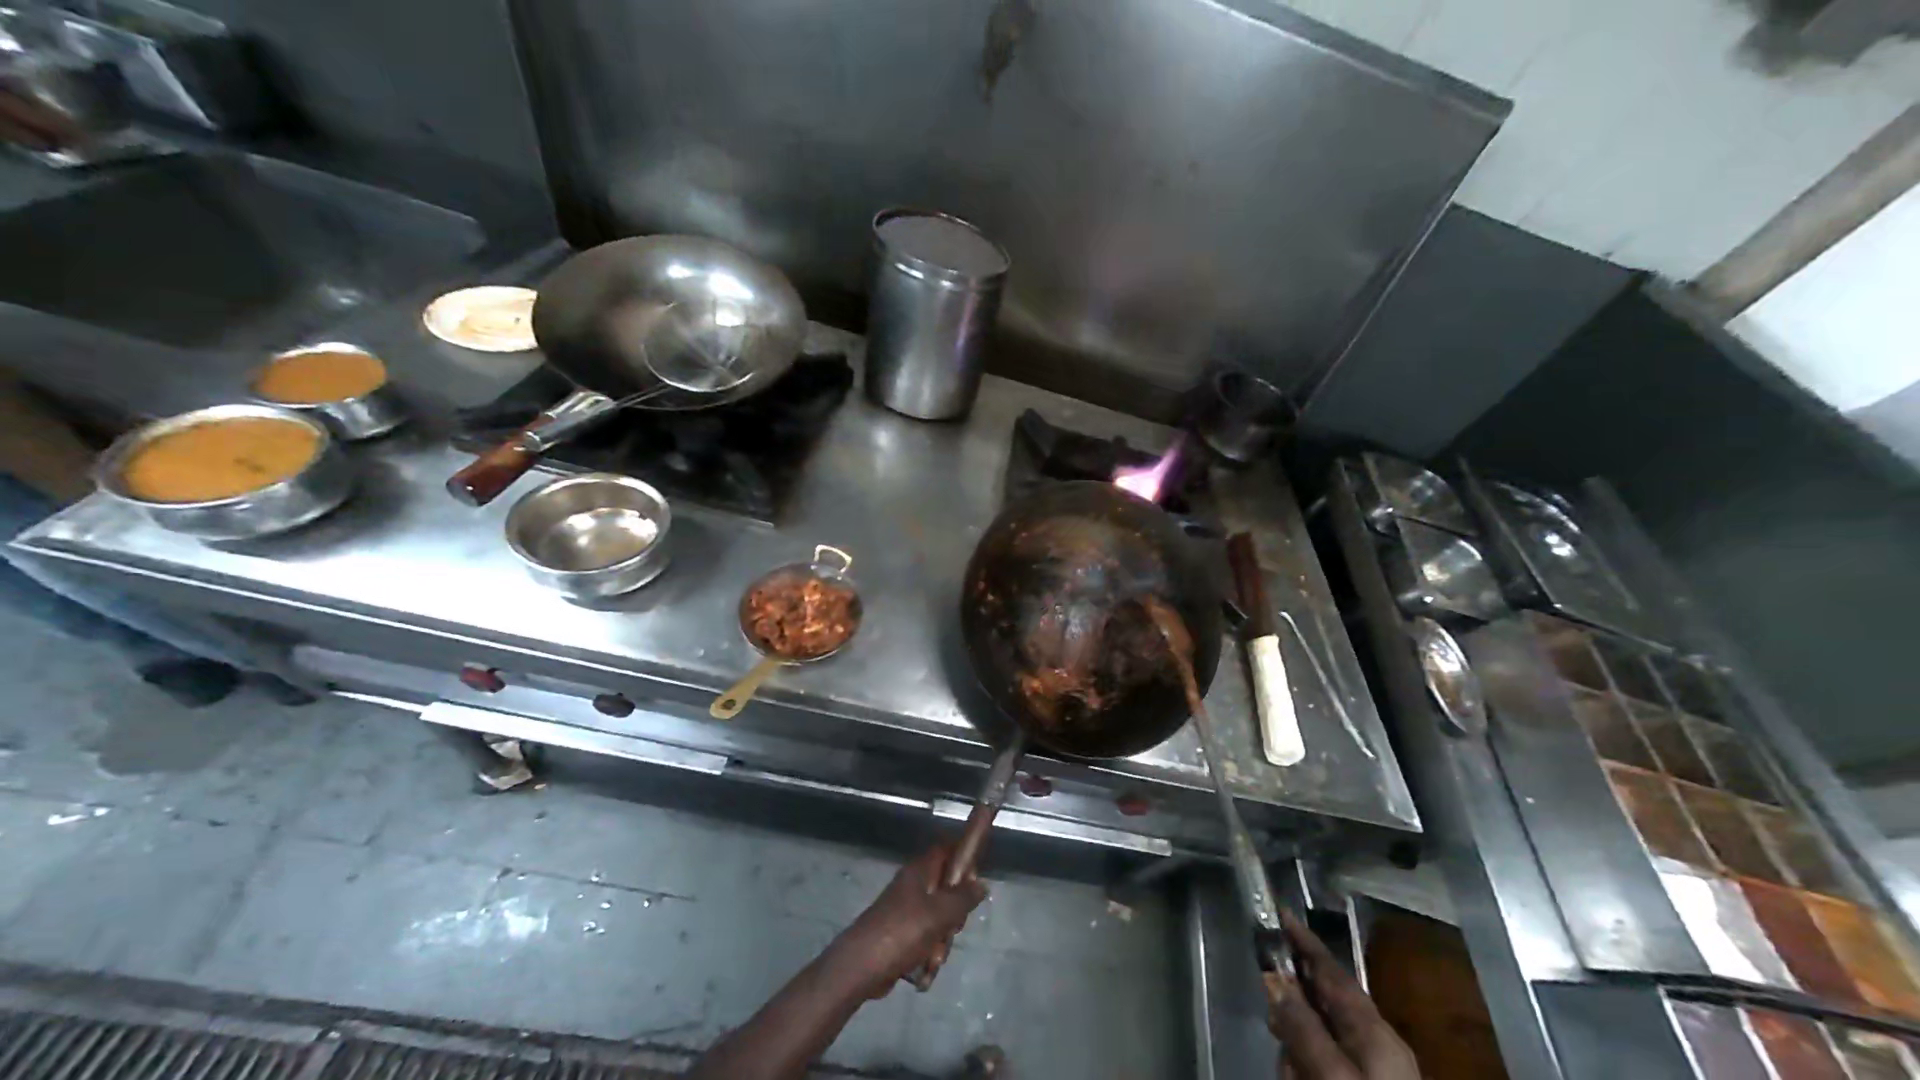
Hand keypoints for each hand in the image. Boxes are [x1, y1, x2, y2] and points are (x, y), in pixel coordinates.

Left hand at [832, 843, 986, 997]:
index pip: (946, 850)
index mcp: (920, 872)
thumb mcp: (939, 913)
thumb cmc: (902, 932)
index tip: (973, 882)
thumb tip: (981, 883)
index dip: (963, 860)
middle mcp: (913, 887)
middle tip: (953, 926)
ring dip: (942, 940)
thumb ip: (963, 898)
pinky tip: (925, 969)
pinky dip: (928, 954)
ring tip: (934, 955)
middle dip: (955, 914)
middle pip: (947, 889)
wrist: (861, 967)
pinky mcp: (902, 935)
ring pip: (939, 919)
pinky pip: (926, 939)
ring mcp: (906, 911)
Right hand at [1265, 911, 1418, 1079]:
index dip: (1305, 942)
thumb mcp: (1331, 1076)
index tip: (1280, 914)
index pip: (1333, 972)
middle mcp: (1375, 1045)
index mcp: (1374, 1031)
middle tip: (1275, 1033)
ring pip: (1316, 1038)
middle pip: (1321, 1004)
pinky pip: (1322, 1066)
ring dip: (1295, 1054)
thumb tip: (1274, 979)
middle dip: (1292, 1015)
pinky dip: (1305, 1071)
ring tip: (1294, 1078)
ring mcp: (1372, 1072)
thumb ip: (1302, 1027)